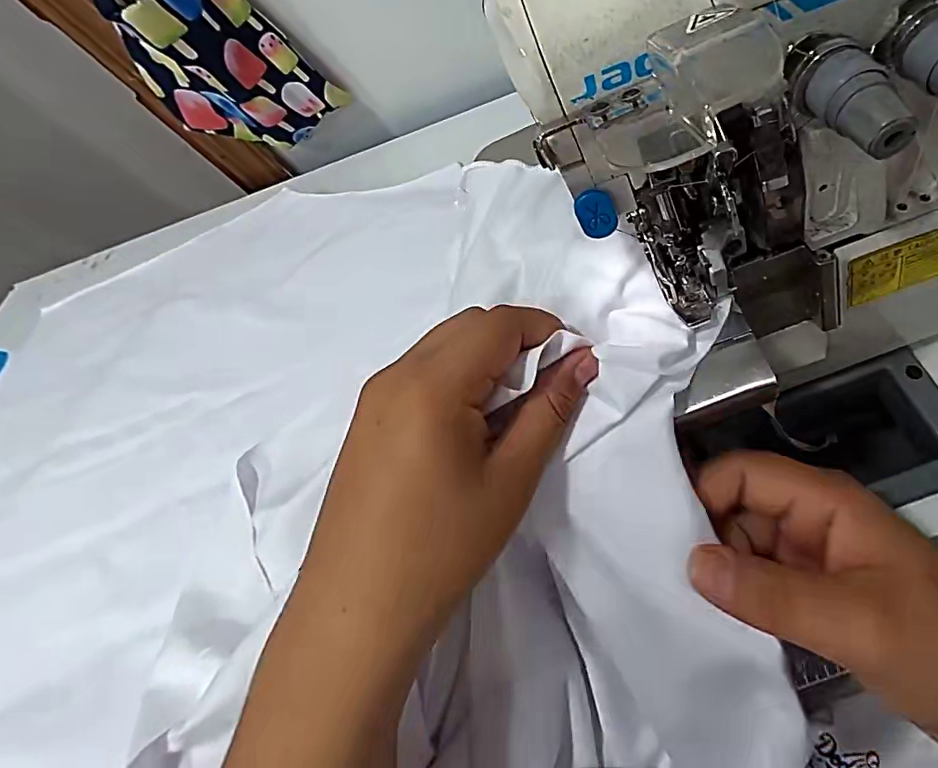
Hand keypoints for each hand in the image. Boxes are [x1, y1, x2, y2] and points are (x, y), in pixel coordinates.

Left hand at [227, 306, 596, 767]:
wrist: (355, 615)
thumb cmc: (442, 549)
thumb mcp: (511, 478)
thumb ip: (549, 409)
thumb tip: (582, 361)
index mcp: (431, 383)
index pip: (498, 323)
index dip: (544, 330)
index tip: (576, 360)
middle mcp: (397, 374)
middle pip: (470, 325)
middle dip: (518, 339)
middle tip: (551, 384)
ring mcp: (375, 394)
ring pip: (445, 343)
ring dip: (488, 356)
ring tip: (516, 407)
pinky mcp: (368, 417)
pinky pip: (422, 369)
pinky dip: (459, 374)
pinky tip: (474, 422)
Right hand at [687, 452, 937, 766]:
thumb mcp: (857, 623)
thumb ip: (771, 593)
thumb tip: (691, 563)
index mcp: (827, 502)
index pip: (744, 473)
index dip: (702, 494)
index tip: (662, 538)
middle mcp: (817, 519)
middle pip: (740, 507)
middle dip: (704, 536)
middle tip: (666, 582)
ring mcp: (819, 558)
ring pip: (749, 546)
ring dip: (721, 571)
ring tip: (684, 607)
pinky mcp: (823, 594)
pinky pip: (767, 582)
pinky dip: (742, 597)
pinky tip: (720, 624)